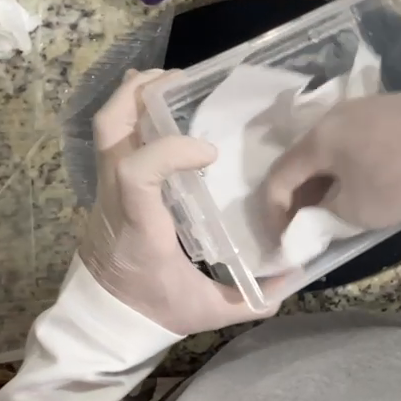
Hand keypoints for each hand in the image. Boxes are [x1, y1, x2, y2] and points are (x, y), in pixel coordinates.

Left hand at [78, 70, 297, 335]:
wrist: (105, 319)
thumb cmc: (156, 311)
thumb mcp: (209, 311)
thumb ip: (254, 298)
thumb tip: (296, 273)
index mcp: (143, 228)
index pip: (137, 176)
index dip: (169, 150)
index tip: (208, 152)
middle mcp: (117, 200)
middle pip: (110, 132)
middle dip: (141, 96)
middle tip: (180, 82)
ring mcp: (104, 190)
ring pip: (105, 129)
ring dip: (132, 96)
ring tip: (167, 81)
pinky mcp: (105, 188)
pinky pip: (110, 140)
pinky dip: (129, 114)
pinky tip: (155, 106)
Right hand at [261, 88, 400, 235]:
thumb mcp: (358, 210)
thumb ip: (322, 218)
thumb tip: (309, 222)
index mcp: (316, 140)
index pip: (276, 179)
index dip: (273, 215)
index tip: (285, 243)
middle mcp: (330, 118)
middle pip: (299, 164)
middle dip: (297, 201)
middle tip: (306, 231)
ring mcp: (358, 110)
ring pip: (325, 154)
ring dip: (321, 186)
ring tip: (333, 213)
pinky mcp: (384, 112)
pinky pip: (348, 145)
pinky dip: (343, 171)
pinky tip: (359, 188)